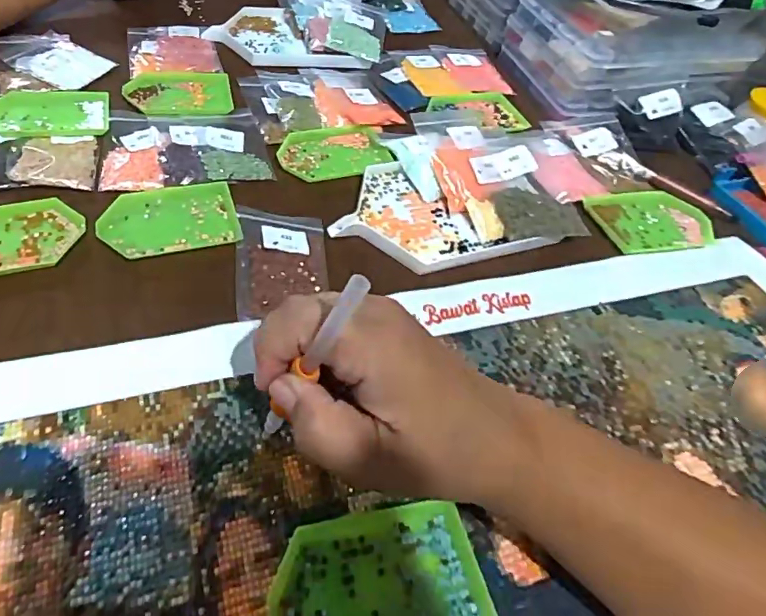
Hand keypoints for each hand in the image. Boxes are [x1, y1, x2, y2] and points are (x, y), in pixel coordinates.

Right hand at [253, 294, 529, 507]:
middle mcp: (369, 308)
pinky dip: (320, 344)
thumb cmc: (434, 453)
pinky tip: (341, 383)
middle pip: (298, 309)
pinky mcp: (385, 316)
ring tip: (319, 396)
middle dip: (281, 350)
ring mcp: (379, 307)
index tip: (274, 398)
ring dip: (300, 348)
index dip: (268, 353)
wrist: (497, 437)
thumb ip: (315, 424)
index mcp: (365, 336)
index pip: (291, 319)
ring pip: (312, 311)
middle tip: (294, 400)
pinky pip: (334, 317)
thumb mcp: (367, 458)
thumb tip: (280, 384)